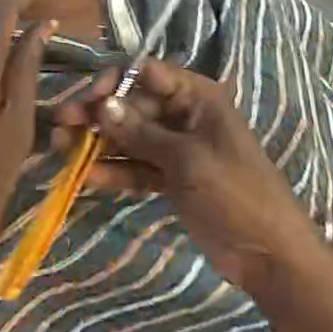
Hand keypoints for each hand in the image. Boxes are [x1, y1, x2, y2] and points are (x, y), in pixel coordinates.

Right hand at [59, 60, 310, 291]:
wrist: (272, 258)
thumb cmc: (237, 195)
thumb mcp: (187, 161)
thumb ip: (141, 132)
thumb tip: (101, 105)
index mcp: (196, 96)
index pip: (145, 73)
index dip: (112, 81)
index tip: (86, 99)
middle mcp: (182, 114)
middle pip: (129, 105)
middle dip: (96, 115)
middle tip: (61, 124)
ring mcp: (174, 147)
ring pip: (126, 136)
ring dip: (96, 143)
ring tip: (60, 150)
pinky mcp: (168, 177)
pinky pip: (133, 166)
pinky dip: (112, 171)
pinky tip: (84, 178)